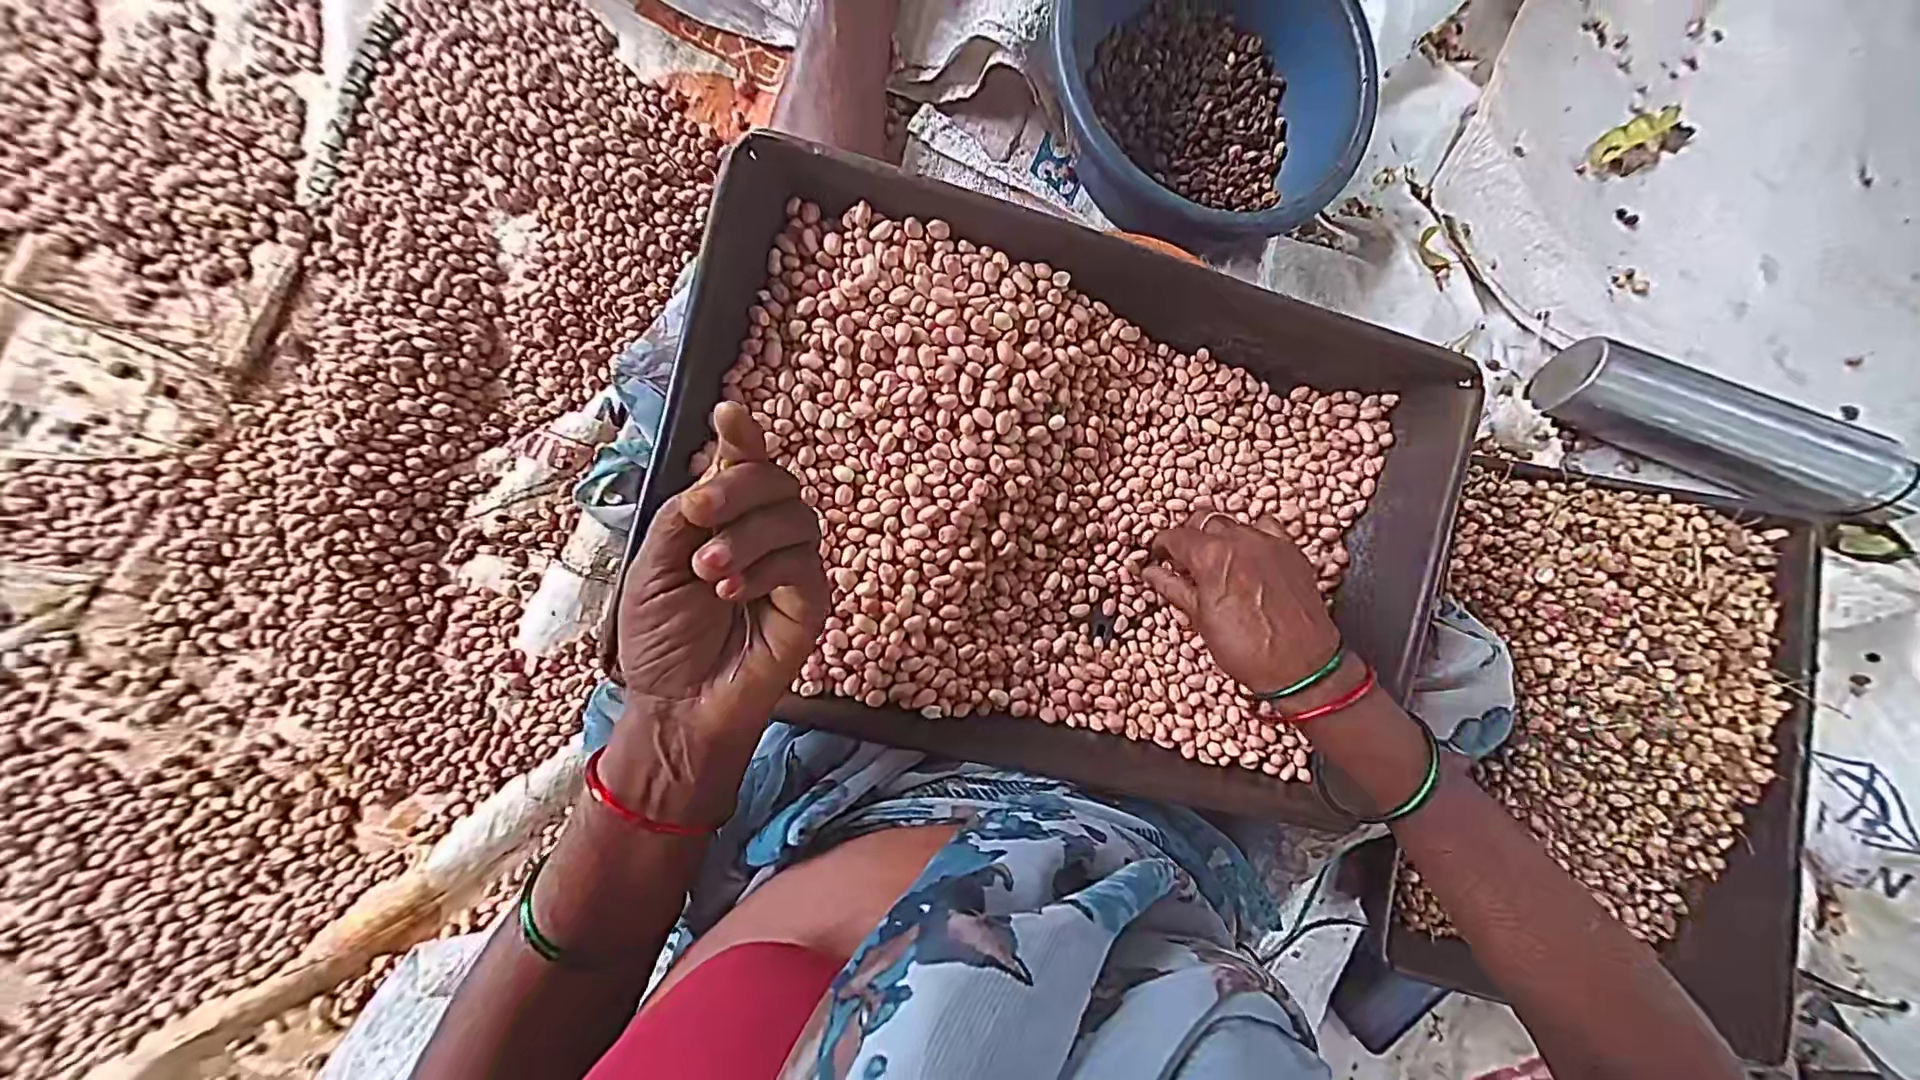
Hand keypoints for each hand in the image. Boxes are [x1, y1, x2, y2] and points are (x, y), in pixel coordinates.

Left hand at [618, 402, 828, 733]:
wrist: (678, 702)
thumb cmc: (661, 636)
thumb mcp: (653, 566)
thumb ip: (684, 516)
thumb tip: (716, 470)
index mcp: (724, 520)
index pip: (743, 466)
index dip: (742, 437)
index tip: (727, 413)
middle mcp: (764, 534)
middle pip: (776, 481)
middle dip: (740, 486)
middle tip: (701, 511)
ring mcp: (791, 565)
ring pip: (793, 518)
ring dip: (746, 536)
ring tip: (707, 572)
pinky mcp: (810, 599)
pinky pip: (803, 564)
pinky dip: (766, 569)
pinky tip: (732, 593)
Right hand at [1143, 514, 1343, 695]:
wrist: (1299, 665)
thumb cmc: (1248, 648)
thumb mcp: (1199, 617)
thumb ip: (1174, 587)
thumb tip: (1152, 573)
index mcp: (1209, 555)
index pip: (1174, 536)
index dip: (1161, 546)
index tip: (1159, 556)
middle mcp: (1238, 540)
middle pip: (1203, 520)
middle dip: (1189, 536)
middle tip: (1183, 559)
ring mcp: (1268, 543)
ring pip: (1233, 523)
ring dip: (1219, 535)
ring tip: (1215, 560)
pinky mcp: (1290, 551)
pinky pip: (1266, 529)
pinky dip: (1252, 535)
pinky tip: (1248, 556)